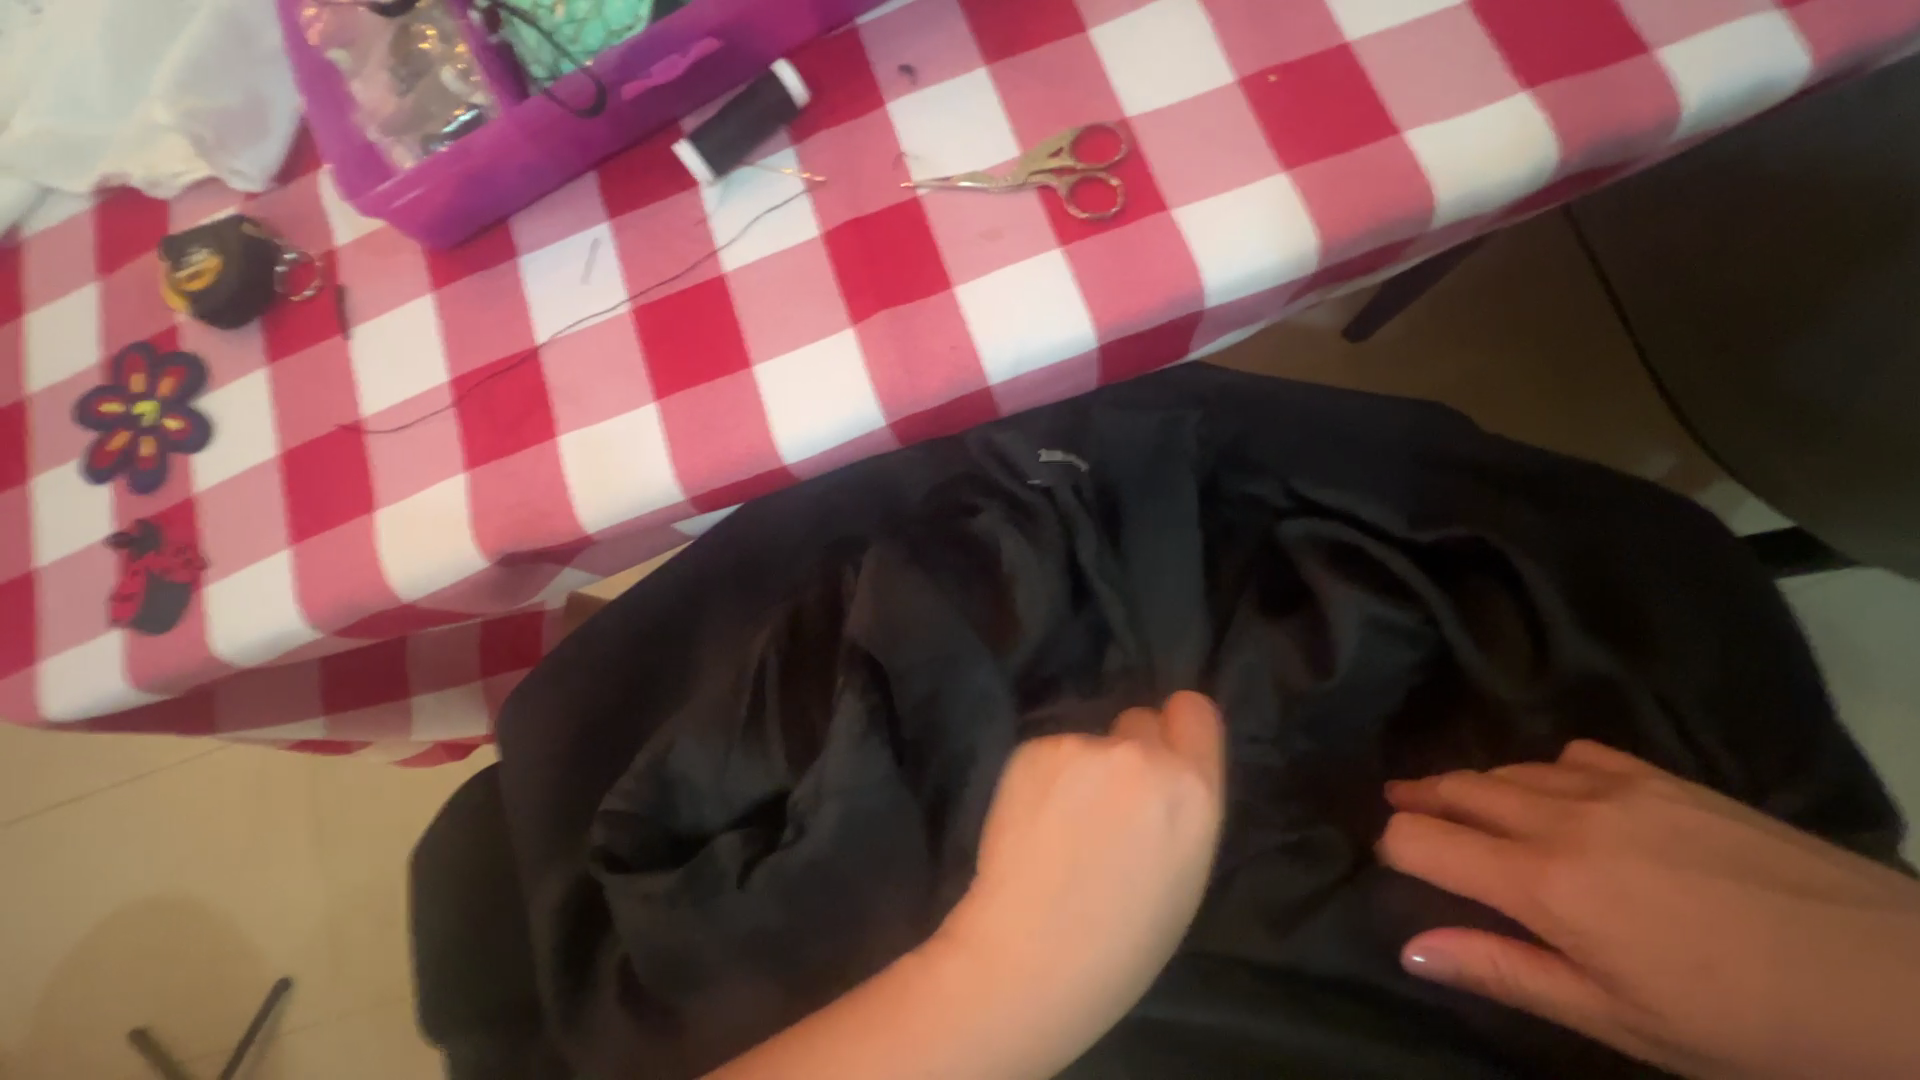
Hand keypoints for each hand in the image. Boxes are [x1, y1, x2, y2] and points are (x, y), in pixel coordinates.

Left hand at [932, 692, 1226, 1058]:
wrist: (1033, 955)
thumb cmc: (1123, 941)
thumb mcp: (1184, 872)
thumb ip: (1178, 807)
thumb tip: (1161, 775)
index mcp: (1193, 791)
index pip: (1195, 712)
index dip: (1176, 731)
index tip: (1161, 753)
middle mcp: (1141, 755)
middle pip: (1139, 721)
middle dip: (1129, 750)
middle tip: (1106, 802)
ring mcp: (1082, 747)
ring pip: (1089, 743)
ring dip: (1081, 770)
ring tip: (1060, 827)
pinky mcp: (1032, 749)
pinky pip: (1049, 754)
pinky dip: (1043, 778)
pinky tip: (1032, 823)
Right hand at [1377, 739, 1919, 1079]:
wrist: (1912, 986)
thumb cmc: (1753, 1027)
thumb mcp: (1621, 1021)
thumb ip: (1505, 972)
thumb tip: (1410, 946)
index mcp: (1544, 884)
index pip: (1420, 840)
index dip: (1392, 848)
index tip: (1394, 866)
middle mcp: (1563, 818)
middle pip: (1454, 789)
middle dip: (1417, 803)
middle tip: (1399, 813)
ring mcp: (1616, 788)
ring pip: (1507, 769)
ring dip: (1474, 787)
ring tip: (1465, 808)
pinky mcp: (1664, 777)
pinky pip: (1571, 754)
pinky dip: (1543, 772)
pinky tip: (1557, 794)